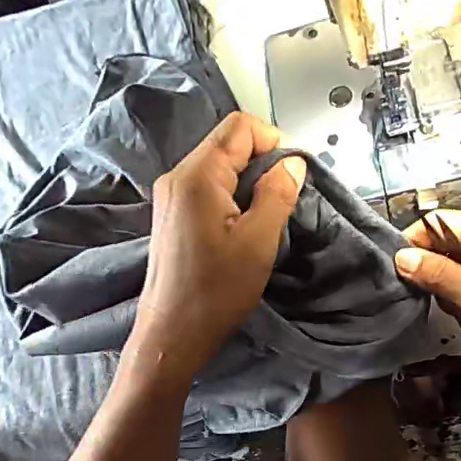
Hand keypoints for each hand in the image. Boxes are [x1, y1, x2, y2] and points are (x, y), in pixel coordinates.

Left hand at [126, 112, 306, 381]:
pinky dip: (229, 197)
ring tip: (260, 218)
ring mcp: (169, 197)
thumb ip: (278, 193)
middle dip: (260, 162)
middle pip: (226, 143)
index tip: (288, 174)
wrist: (172, 333)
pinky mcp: (171, 216)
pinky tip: (239, 228)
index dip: (272, 140)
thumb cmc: (213, 292)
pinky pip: (206, 188)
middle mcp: (176, 178)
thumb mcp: (259, 241)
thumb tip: (291, 163)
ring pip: (217, 166)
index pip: (239, 127)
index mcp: (196, 176)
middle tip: (278, 199)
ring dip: (246, 182)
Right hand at [394, 210, 460, 397]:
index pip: (439, 221)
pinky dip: (456, 295)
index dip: (414, 244)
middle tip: (425, 295)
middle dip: (430, 267)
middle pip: (444, 240)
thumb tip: (399, 257)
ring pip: (450, 261)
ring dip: (443, 285)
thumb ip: (437, 273)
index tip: (396, 274)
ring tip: (452, 307)